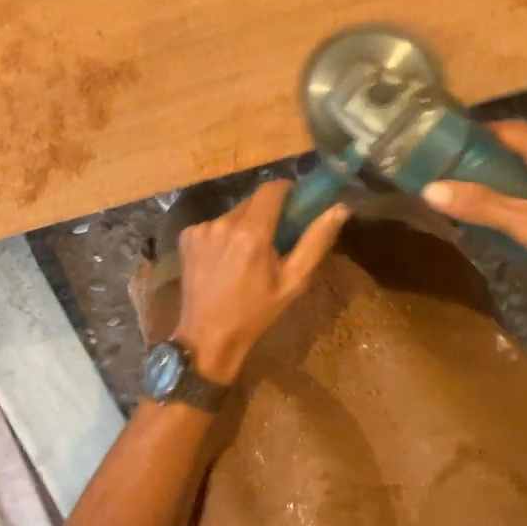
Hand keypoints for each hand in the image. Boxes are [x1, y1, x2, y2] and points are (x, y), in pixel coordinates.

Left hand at [171, 181, 349, 384]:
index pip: (271, 189)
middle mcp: (223, 223)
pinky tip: (224, 261)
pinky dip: (223, 236)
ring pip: (232, 214)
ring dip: (243, 226)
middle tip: (275, 238)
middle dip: (266, 214)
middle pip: (252, 202)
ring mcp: (201, 229)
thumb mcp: (292, 282)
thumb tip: (339, 209)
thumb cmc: (256, 312)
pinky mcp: (186, 236)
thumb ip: (315, 241)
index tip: (296, 201)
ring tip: (247, 256)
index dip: (286, 190)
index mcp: (251, 233)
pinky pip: (213, 225)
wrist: (208, 336)